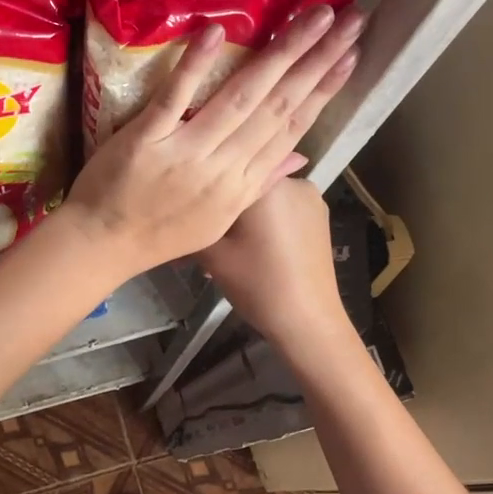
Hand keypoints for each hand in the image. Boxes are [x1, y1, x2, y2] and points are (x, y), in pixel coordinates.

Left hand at [59, 4, 363, 276]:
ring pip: (238, 99)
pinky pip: (173, 98)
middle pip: (276, 108)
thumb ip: (257, 185)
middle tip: (348, 19)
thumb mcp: (216, 221)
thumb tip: (298, 156)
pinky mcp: (145, 141)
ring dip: (277, 54)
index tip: (350, 57)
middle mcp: (221, 169)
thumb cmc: (158, 233)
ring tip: (310, 17)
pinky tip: (218, 33)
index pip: (291, 130)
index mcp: (241, 188)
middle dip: (315, 61)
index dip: (323, 91)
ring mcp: (184, 154)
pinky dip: (195, 66)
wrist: (102, 246)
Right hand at [198, 178, 353, 349]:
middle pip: (245, 186)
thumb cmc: (258, 284)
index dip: (203, 194)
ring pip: (263, 200)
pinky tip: (252, 252)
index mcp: (266, 184)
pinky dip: (263, 225)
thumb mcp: (213, 256)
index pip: (225, 173)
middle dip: (223, 209)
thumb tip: (173, 214)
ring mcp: (310, 198)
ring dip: (242, 219)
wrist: (308, 320)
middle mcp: (293, 181)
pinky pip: (281, 212)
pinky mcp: (319, 217)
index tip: (187, 216)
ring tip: (226, 252)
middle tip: (202, 241)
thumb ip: (192, 227)